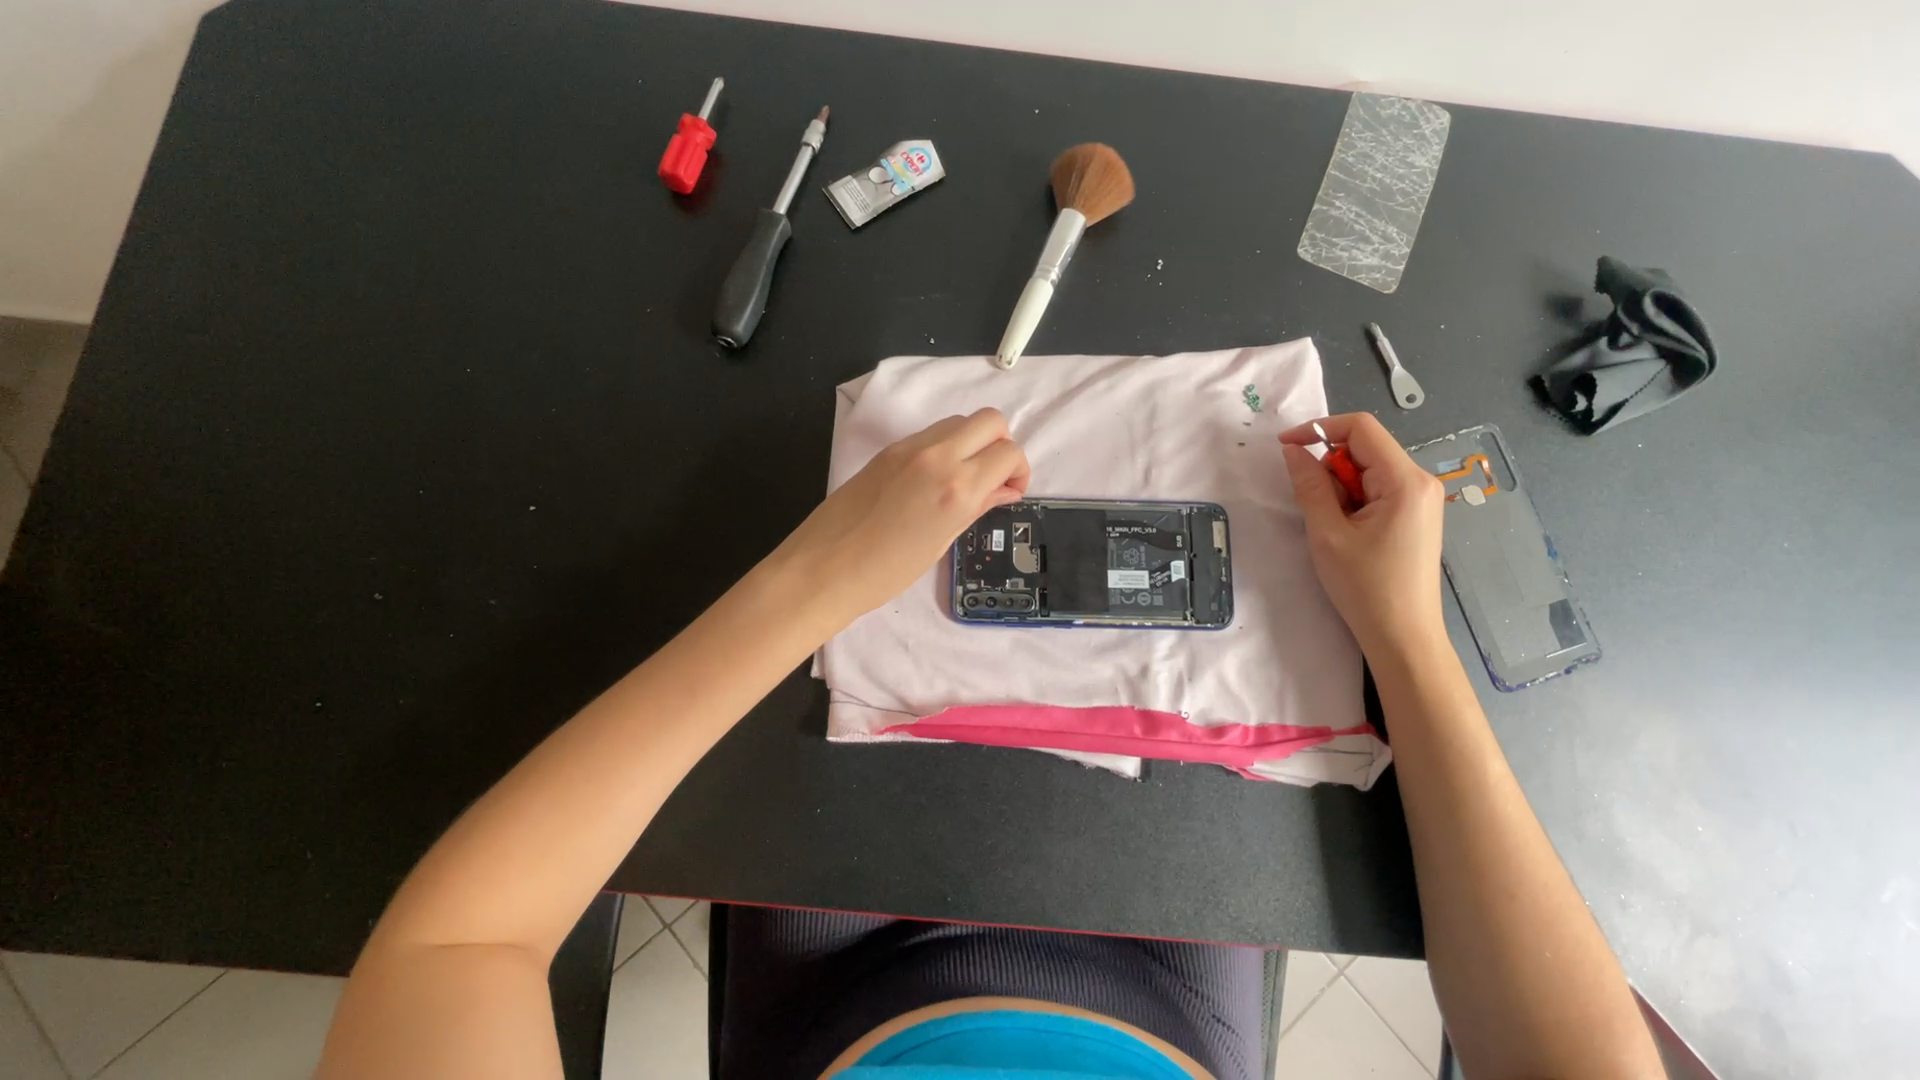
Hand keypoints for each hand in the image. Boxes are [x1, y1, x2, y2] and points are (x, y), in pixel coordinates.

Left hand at [775, 409, 1029, 623]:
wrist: (823, 568)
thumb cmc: (885, 572)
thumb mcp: (941, 543)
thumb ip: (978, 508)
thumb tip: (1005, 491)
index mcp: (957, 487)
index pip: (1009, 452)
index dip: (1018, 471)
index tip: (1009, 493)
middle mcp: (938, 456)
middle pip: (991, 421)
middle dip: (1001, 445)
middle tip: (992, 478)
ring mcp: (910, 448)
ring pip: (961, 421)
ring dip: (973, 442)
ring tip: (963, 480)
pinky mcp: (889, 450)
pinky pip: (932, 434)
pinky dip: (946, 446)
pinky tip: (934, 481)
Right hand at [1279, 413, 1444, 658]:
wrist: (1402, 634)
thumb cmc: (1365, 587)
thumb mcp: (1327, 534)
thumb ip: (1310, 485)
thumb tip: (1294, 450)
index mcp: (1405, 481)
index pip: (1361, 428)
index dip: (1319, 429)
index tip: (1285, 448)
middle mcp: (1420, 482)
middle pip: (1366, 447)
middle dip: (1331, 466)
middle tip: (1315, 506)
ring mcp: (1422, 499)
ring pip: (1370, 469)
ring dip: (1341, 486)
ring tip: (1333, 526)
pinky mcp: (1416, 515)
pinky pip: (1379, 489)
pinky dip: (1354, 499)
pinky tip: (1347, 531)